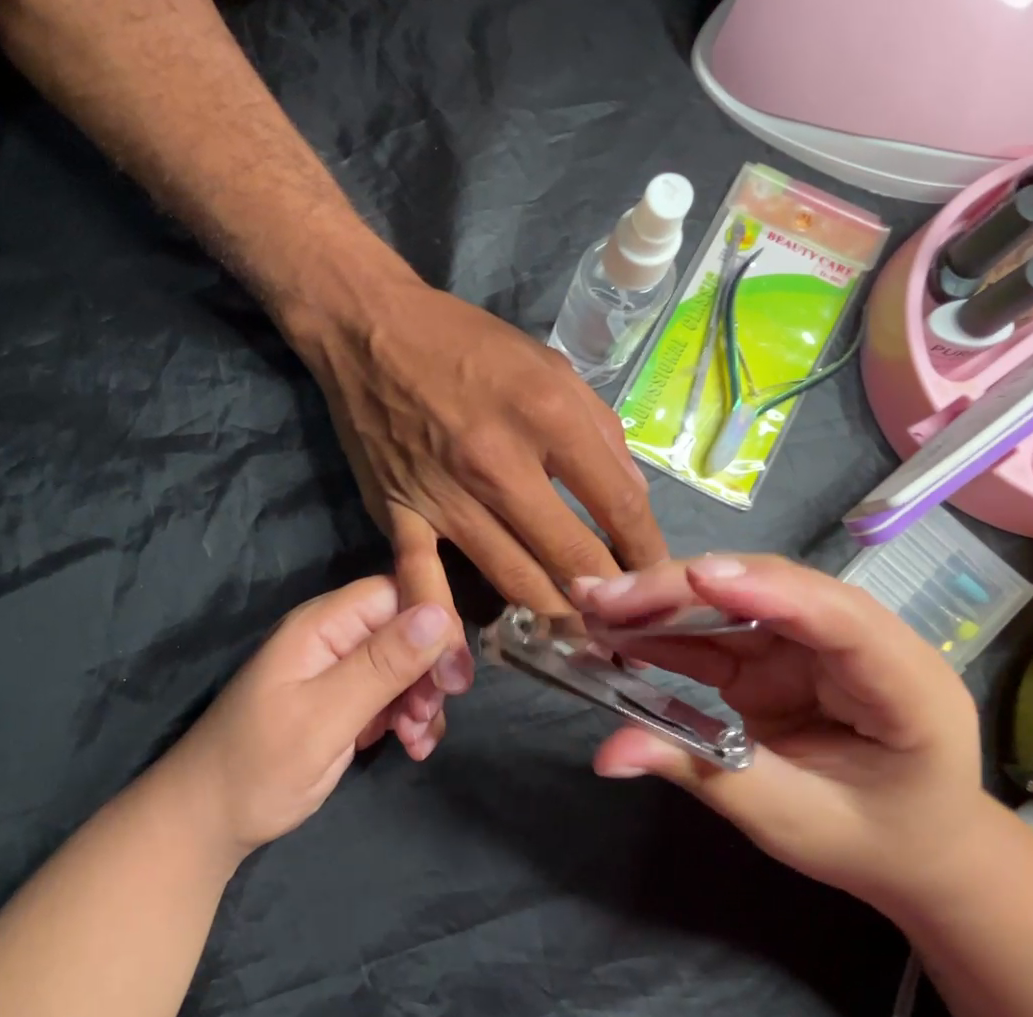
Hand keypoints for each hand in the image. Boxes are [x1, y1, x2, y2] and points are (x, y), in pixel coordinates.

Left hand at [158, 577, 456, 856]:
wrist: (211, 820)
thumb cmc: (259, 765)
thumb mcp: (325, 716)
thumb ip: (382, 665)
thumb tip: (440, 613)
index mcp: (321, 626)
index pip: (396, 593)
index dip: (435, 625)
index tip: (453, 677)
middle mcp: (333, 639)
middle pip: (407, 630)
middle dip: (429, 671)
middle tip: (428, 714)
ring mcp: (339, 672)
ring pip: (407, 666)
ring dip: (422, 700)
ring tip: (415, 740)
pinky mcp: (345, 703)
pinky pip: (393, 696)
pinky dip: (410, 719)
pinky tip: (412, 747)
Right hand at [307, 279, 665, 616]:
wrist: (369, 330)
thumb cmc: (468, 343)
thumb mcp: (552, 367)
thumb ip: (599, 434)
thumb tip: (628, 502)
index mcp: (547, 417)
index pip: (618, 506)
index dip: (650, 554)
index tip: (663, 584)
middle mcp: (499, 466)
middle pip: (572, 558)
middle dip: (611, 603)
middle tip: (633, 632)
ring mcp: (445, 498)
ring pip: (514, 581)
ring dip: (554, 619)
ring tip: (582, 643)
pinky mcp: (400, 517)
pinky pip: (424, 585)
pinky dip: (445, 632)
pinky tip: (466, 671)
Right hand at [571, 555, 989, 909]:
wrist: (911, 850)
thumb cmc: (873, 841)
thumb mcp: (791, 820)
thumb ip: (704, 775)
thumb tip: (605, 754)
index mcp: (903, 684)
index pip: (838, 619)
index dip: (769, 592)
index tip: (698, 578)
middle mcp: (858, 644)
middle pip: (771, 592)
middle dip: (683, 591)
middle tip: (601, 599)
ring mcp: (811, 646)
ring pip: (733, 603)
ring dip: (662, 602)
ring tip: (592, 606)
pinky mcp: (774, 656)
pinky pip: (715, 633)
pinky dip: (664, 631)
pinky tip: (615, 631)